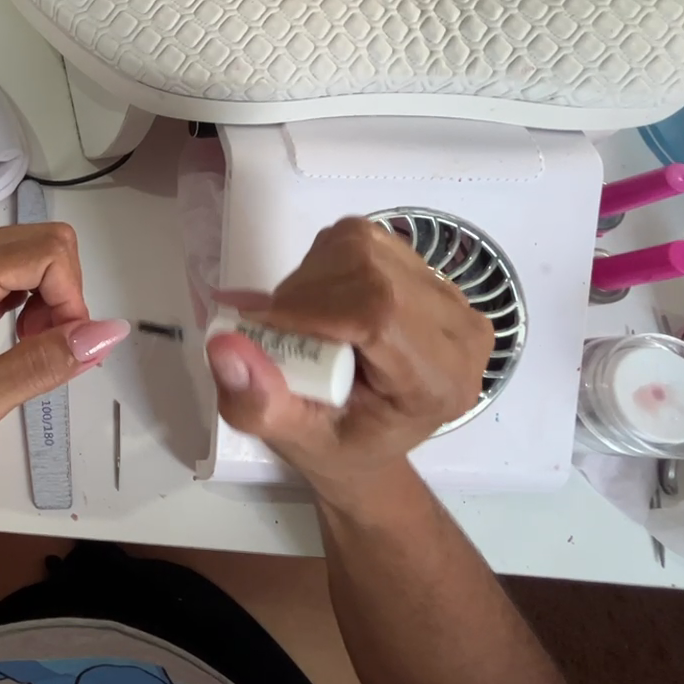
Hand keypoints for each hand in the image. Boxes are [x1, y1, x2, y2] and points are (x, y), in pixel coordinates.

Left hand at [0, 223, 129, 457]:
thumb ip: (44, 363)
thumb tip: (108, 333)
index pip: (51, 253)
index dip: (71, 301)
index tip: (58, 348)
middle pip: (50, 243)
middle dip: (64, 296)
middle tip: (42, 347)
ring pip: (39, 252)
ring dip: (50, 300)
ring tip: (26, 346)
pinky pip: (21, 264)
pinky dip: (33, 298)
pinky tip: (15, 334)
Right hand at [205, 217, 493, 500]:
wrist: (366, 435)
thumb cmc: (332, 443)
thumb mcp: (287, 438)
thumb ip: (257, 401)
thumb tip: (224, 342)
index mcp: (436, 383)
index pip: (376, 311)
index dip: (305, 307)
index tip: (257, 325)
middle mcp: (458, 333)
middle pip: (365, 271)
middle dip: (300, 293)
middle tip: (277, 331)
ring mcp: (448, 297)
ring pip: (358, 247)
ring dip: (309, 277)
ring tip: (302, 321)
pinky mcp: (425, 272)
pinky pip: (359, 240)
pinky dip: (322, 264)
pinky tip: (324, 302)